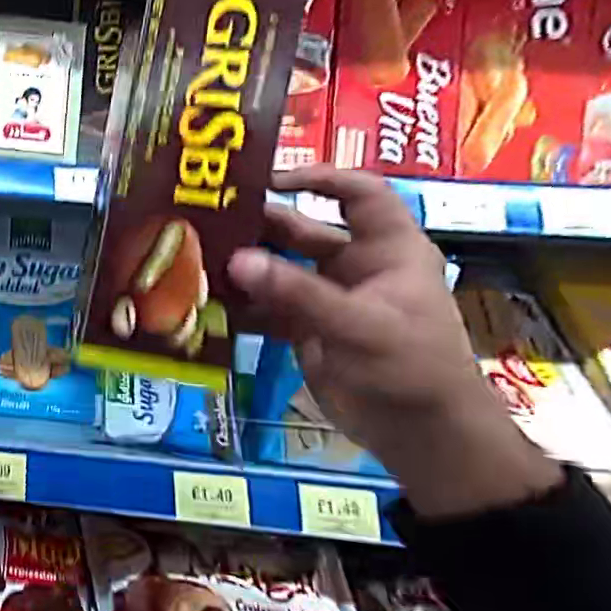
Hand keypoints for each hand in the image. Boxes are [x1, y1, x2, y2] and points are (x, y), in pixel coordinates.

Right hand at [227, 166, 561, 518]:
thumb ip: (295, 293)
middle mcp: (353, 268)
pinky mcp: (302, 329)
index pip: (359, 195)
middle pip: (300, 232)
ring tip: (191, 261)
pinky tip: (200, 306)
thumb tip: (236, 260)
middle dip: (257, 226)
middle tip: (204, 221)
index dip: (320, 179)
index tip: (267, 180)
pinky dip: (234, 307)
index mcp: (386, 251)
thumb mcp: (358, 325)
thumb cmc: (410, 367)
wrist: (418, 431)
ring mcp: (325, 299)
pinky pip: (261, 308)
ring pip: (275, 271)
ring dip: (238, 268)